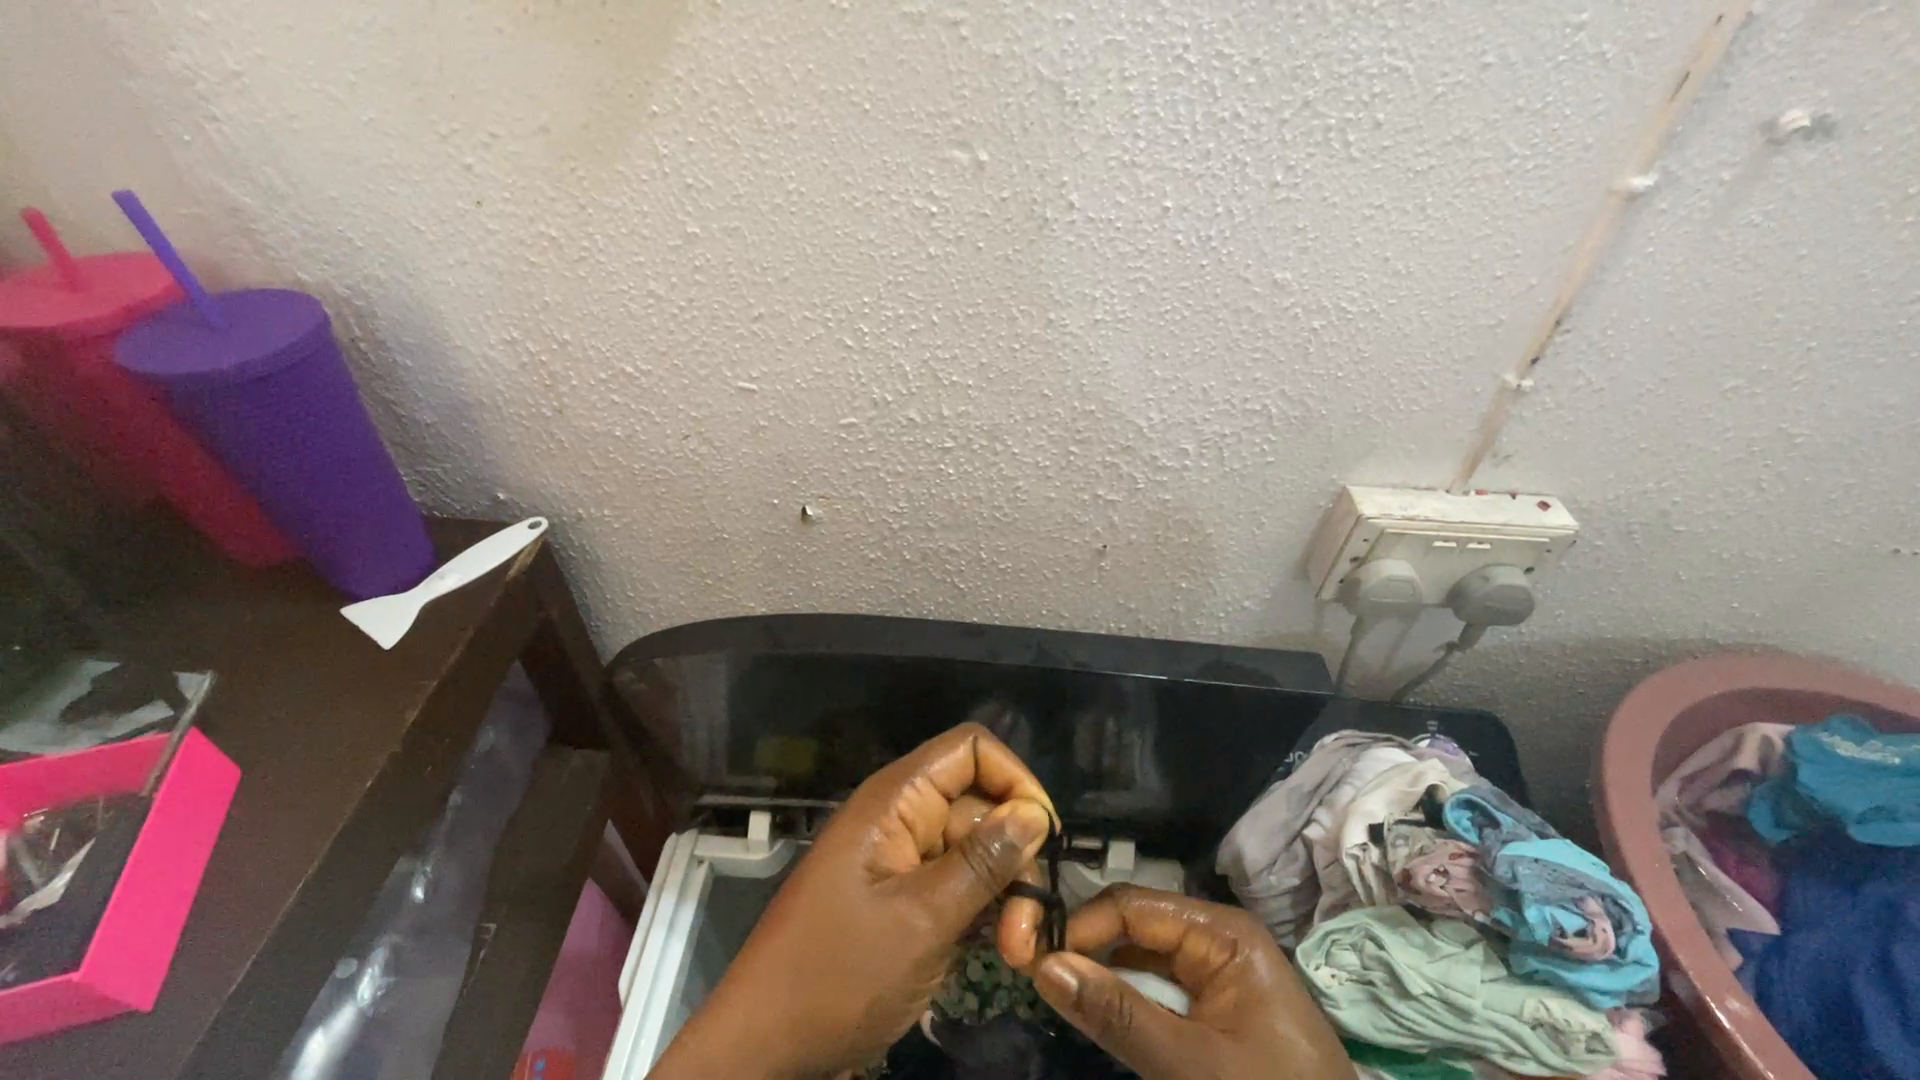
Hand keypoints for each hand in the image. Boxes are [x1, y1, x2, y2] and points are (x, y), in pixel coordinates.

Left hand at [651, 722, 1056, 1079]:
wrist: (765, 1046)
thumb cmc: (837, 974)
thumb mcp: (922, 919)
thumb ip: (982, 862)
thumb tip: (1034, 813)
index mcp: (896, 801)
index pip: (970, 749)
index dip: (1014, 779)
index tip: (1044, 836)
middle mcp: (901, 819)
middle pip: (982, 806)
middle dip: (1015, 858)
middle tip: (1027, 932)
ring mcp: (902, 861)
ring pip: (977, 851)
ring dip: (1005, 896)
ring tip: (1014, 953)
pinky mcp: (904, 900)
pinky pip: (959, 886)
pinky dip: (983, 913)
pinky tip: (997, 954)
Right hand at [1026, 885, 1355, 1079]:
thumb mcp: (1190, 1065)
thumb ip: (1116, 1014)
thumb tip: (1043, 966)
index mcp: (1220, 931)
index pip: (1130, 906)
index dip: (1079, 928)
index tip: (1029, 960)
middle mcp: (1216, 937)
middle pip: (1133, 929)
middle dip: (1086, 952)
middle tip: (1035, 981)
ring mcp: (1217, 972)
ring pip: (1140, 962)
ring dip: (1101, 980)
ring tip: (1054, 996)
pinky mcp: (1216, 1006)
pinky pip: (1158, 991)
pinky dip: (1126, 1004)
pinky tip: (1097, 1018)